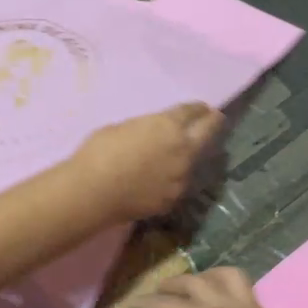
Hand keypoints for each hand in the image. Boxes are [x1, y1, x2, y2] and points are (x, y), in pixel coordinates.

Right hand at [72, 102, 224, 221]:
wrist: (92, 192)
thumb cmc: (99, 152)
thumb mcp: (124, 128)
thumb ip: (147, 129)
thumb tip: (154, 135)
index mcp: (169, 126)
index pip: (193, 111)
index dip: (197, 108)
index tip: (201, 108)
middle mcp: (184, 150)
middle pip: (208, 133)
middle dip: (213, 123)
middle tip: (214, 119)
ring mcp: (181, 178)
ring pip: (192, 162)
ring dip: (189, 156)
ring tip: (178, 157)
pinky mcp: (172, 199)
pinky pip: (177, 185)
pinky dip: (172, 180)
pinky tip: (160, 182)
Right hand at [136, 269, 307, 307]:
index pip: (169, 306)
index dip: (147, 303)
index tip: (131, 304)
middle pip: (194, 283)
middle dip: (170, 285)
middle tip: (154, 295)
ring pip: (222, 275)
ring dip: (201, 276)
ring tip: (189, 289)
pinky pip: (241, 285)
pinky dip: (222, 282)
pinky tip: (217, 300)